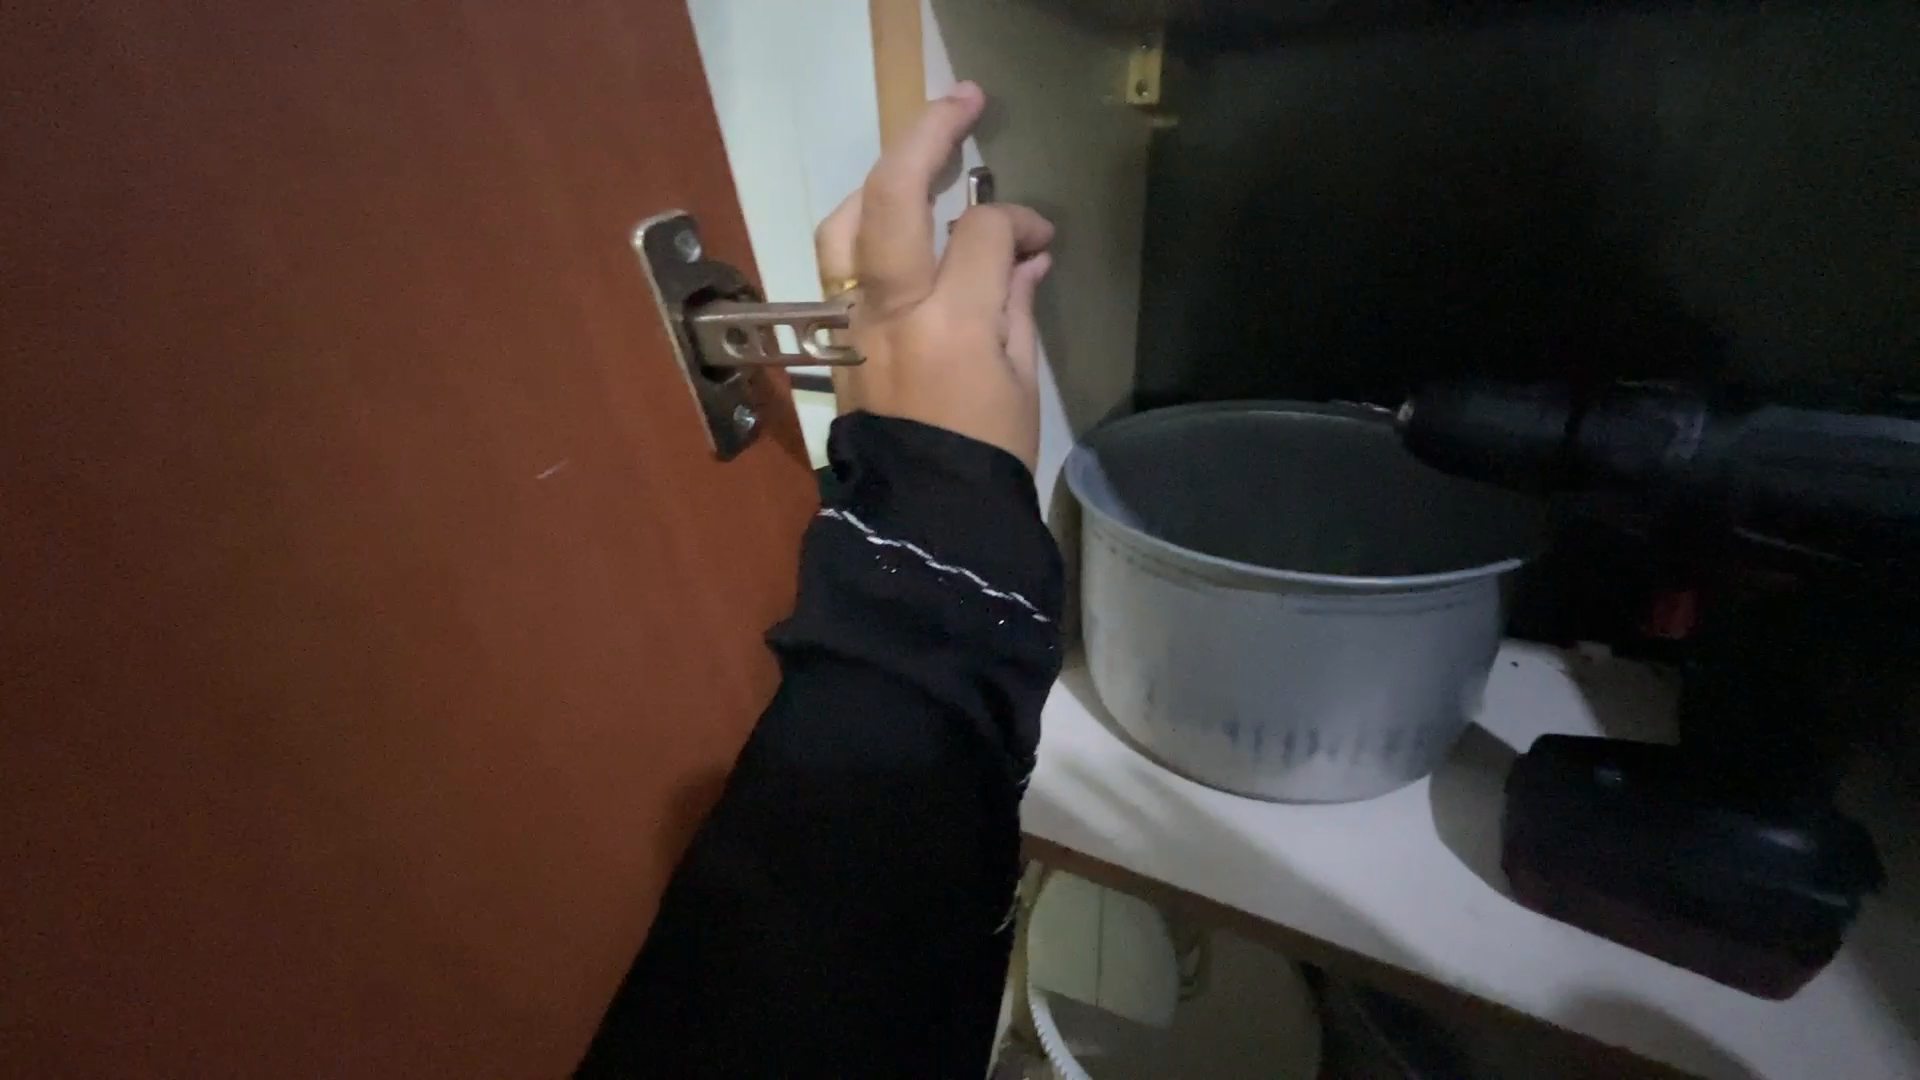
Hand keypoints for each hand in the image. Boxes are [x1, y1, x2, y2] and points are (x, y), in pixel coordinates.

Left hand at [814, 82, 1053, 469]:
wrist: (928, 515)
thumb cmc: (990, 457)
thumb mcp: (1022, 382)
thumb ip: (1017, 307)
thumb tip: (1025, 258)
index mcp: (953, 323)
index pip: (985, 232)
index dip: (1022, 220)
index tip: (1043, 238)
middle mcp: (892, 309)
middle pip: (894, 192)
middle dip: (930, 133)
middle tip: (965, 103)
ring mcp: (853, 322)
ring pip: (846, 221)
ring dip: (881, 180)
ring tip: (917, 167)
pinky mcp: (837, 339)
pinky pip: (839, 265)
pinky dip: (866, 233)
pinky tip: (894, 230)